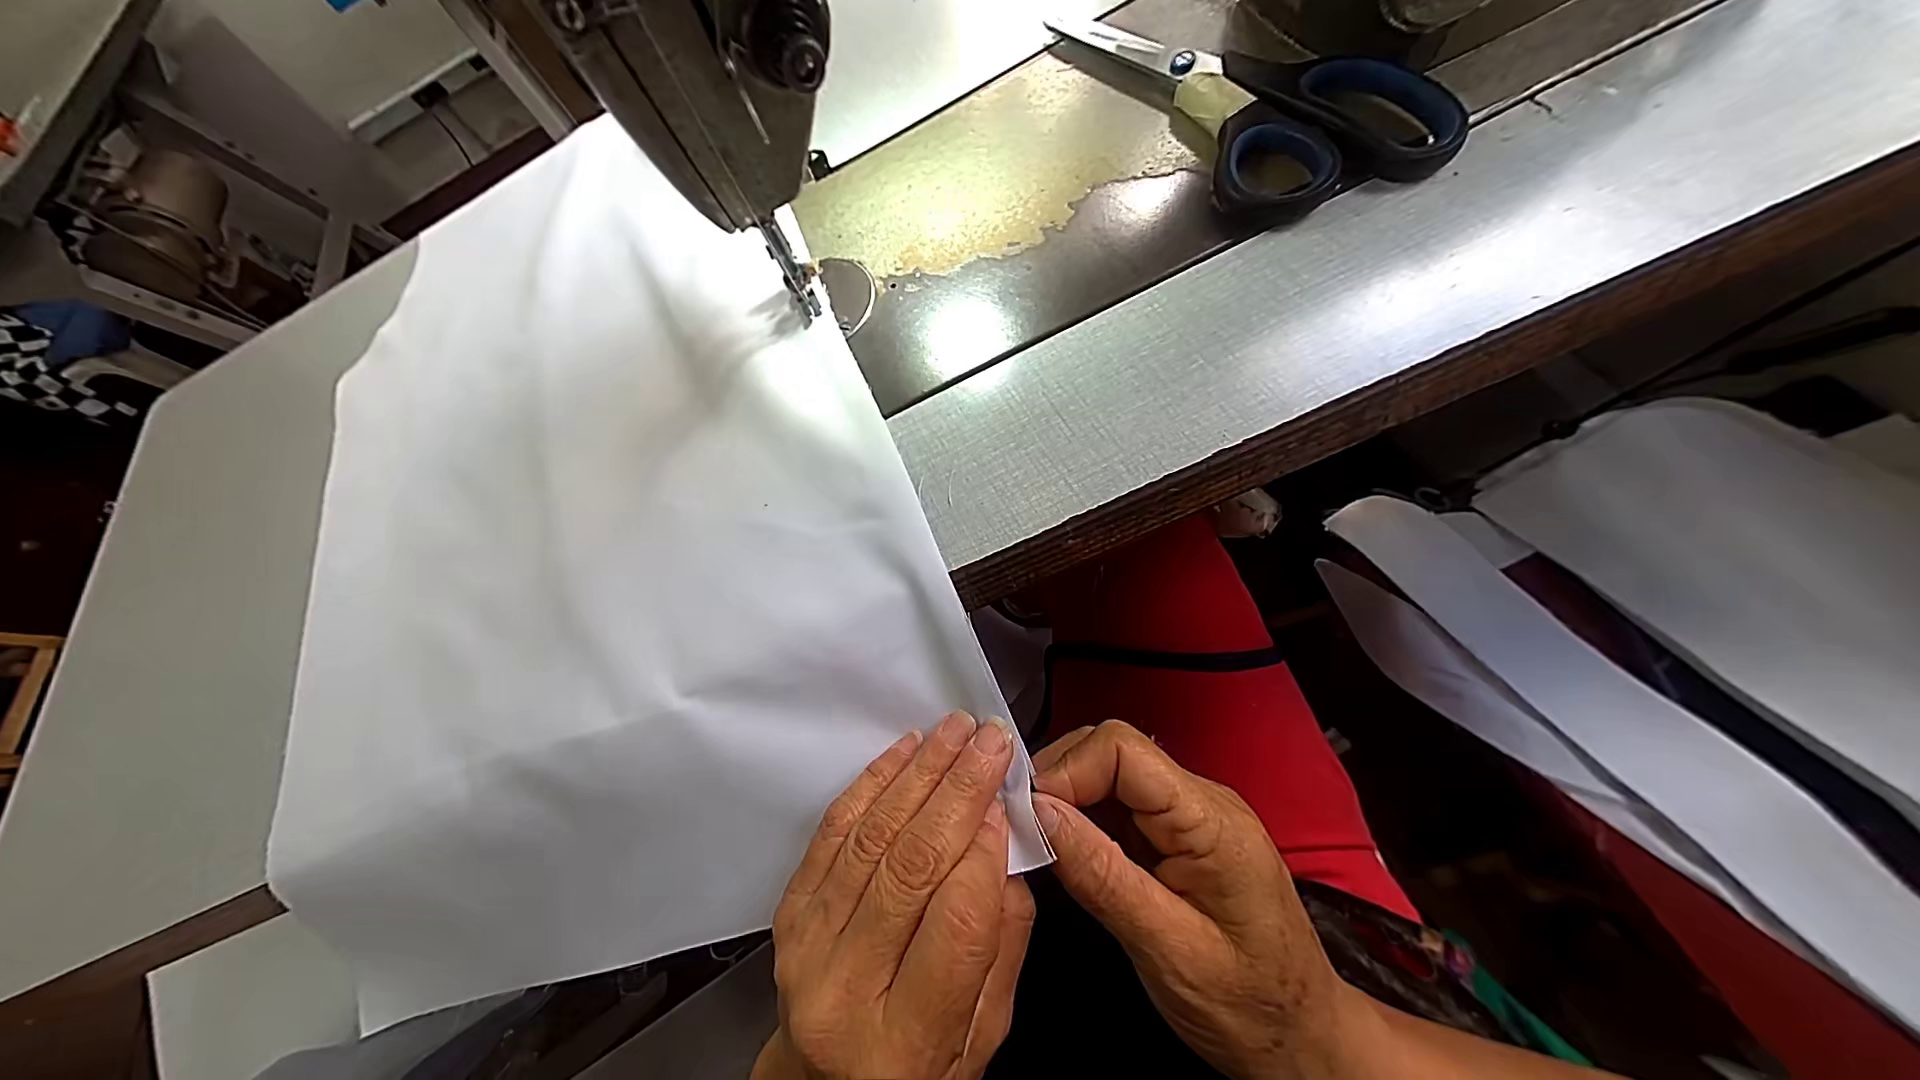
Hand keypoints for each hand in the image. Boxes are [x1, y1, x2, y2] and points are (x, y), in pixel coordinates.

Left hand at [753, 711, 1036, 1079]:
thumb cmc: (910, 1070)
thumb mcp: (980, 1037)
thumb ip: (1002, 946)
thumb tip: (1008, 851)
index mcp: (904, 1042)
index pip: (956, 921)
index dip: (986, 851)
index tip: (1007, 802)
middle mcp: (845, 987)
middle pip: (911, 866)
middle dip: (960, 791)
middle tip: (990, 743)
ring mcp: (808, 942)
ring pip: (872, 835)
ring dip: (920, 772)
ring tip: (955, 733)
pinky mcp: (791, 906)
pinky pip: (834, 828)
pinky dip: (874, 780)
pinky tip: (905, 752)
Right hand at [1029, 720, 1371, 1079]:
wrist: (1306, 1041)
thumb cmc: (1252, 1008)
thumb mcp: (1169, 952)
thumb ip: (1102, 876)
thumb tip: (1040, 812)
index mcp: (1211, 822)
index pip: (1123, 748)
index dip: (1067, 769)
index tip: (1029, 814)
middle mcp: (1202, 800)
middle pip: (1112, 751)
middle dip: (1061, 780)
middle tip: (1026, 830)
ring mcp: (1190, 813)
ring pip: (1109, 773)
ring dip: (1068, 800)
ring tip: (1041, 843)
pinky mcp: (1177, 832)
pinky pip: (1118, 803)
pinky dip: (1083, 819)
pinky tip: (1069, 852)